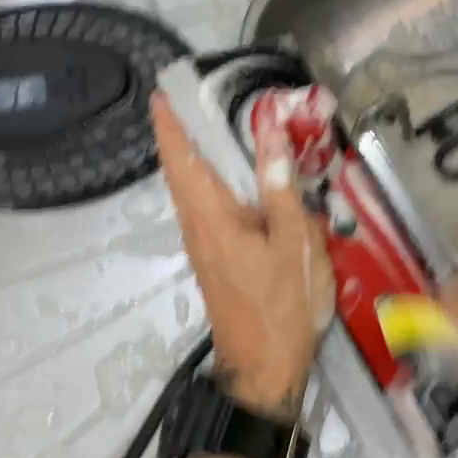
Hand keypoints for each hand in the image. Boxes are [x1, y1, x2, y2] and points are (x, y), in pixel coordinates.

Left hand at [151, 92, 333, 421]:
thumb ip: (281, 188)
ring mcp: (204, 244)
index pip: (181, 159)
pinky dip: (212, 180)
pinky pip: (207, 205)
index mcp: (212, 217)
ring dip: (195, 156)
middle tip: (195, 96)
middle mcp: (198, 226)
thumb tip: (271, 133)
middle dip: (181, 133)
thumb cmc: (283, 305)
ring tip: (213, 124)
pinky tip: (237, 175)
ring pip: (192, 189)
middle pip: (181, 171)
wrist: (264, 367)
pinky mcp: (216, 257)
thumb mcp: (294, 244)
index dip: (170, 124)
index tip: (163, 91)